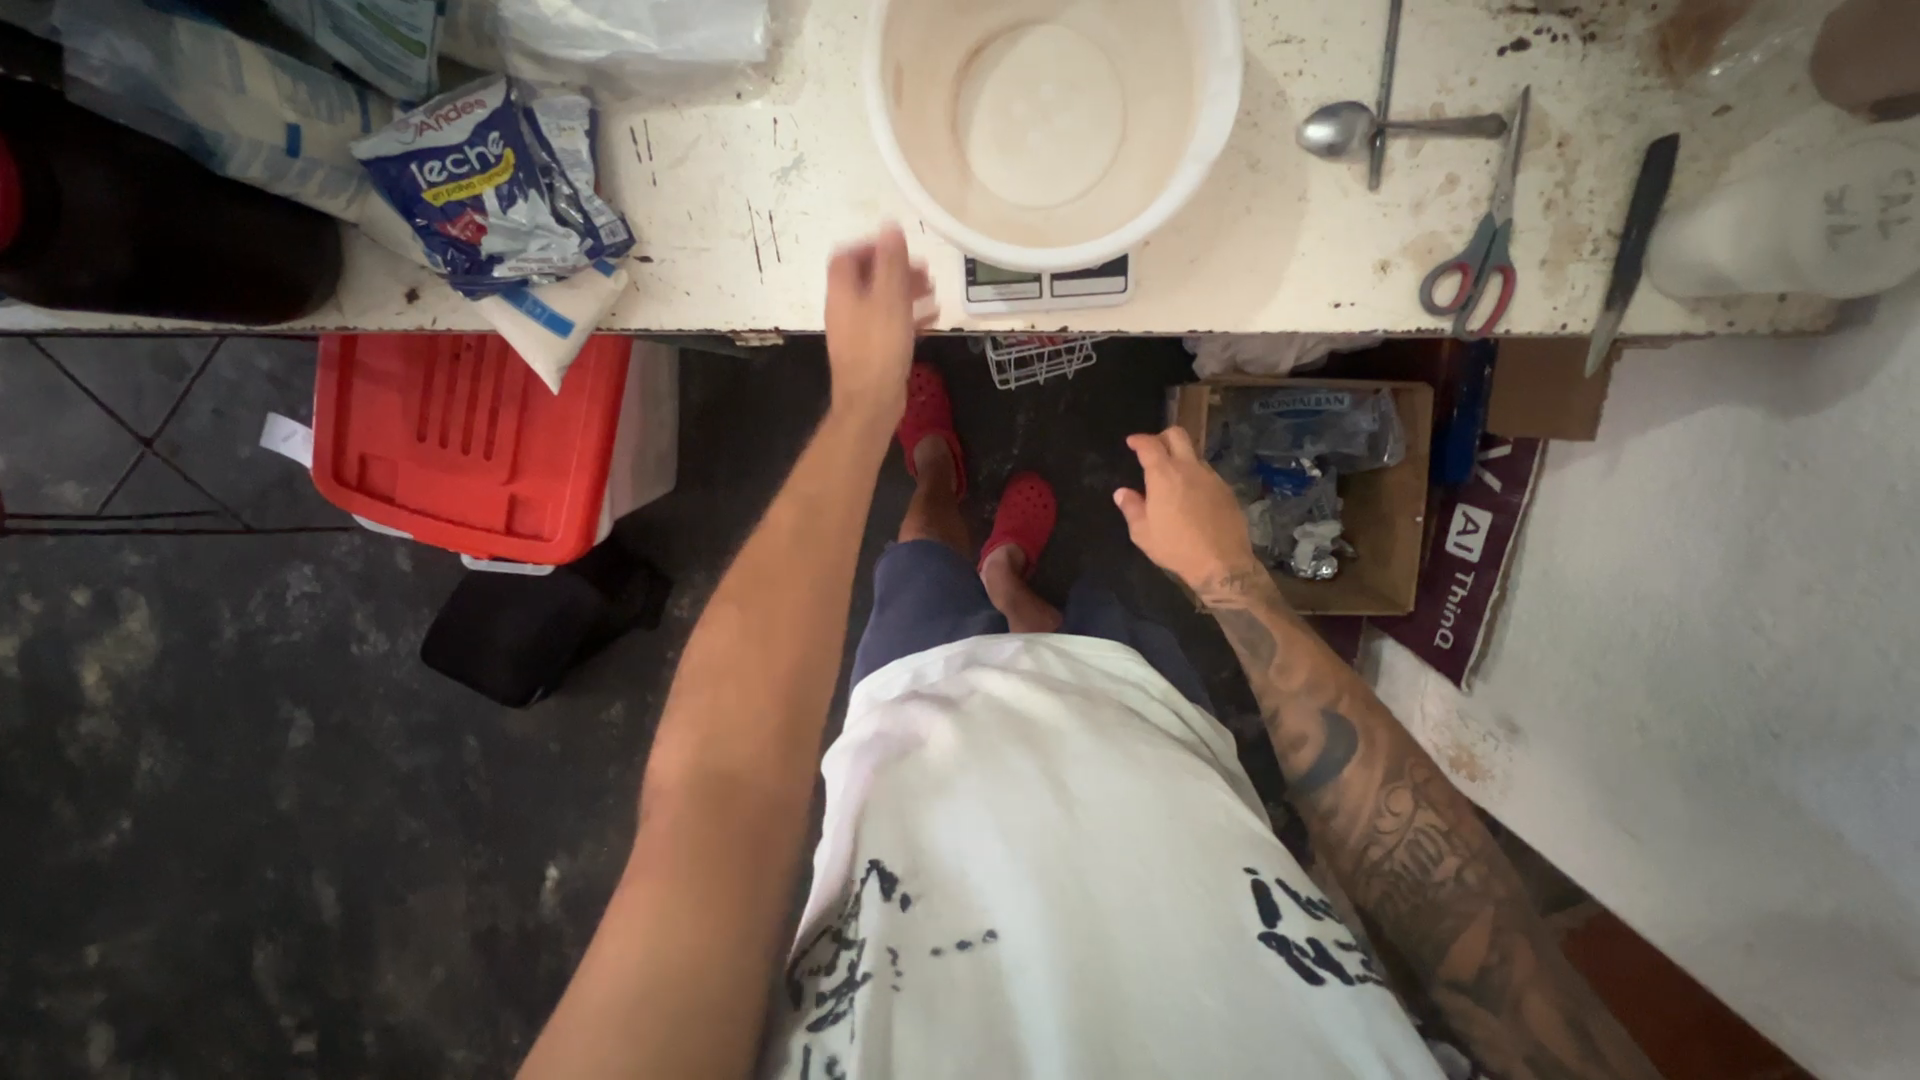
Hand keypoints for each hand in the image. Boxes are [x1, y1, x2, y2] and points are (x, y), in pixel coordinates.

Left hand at [824, 223, 935, 424]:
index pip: (847, 255)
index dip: (871, 246)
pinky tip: (932, 318)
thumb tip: (891, 226)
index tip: (899, 248)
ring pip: (881, 302)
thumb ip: (892, 262)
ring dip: (906, 292)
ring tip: (933, 291)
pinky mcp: (871, 352)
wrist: (871, 403)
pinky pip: (889, 325)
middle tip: (924, 272)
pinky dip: (908, 316)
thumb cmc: (879, 348)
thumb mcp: (889, 299)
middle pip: (867, 278)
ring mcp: (857, 332)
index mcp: (843, 292)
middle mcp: (845, 309)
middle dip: (896, 270)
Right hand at [1115, 427, 1261, 590]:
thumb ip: (1131, 508)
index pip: (1149, 445)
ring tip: (1173, 479)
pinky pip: (1207, 475)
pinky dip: (1195, 478)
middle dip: (1162, 437)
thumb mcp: (1143, 533)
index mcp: (1164, 475)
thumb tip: (1122, 492)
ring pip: (1194, 455)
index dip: (1138, 440)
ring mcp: (1211, 477)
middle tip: (1153, 449)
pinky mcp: (1226, 490)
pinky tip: (1192, 497)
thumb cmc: (1175, 547)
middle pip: (1177, 435)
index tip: (1132, 442)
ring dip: (1181, 459)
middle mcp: (1189, 468)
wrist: (1221, 562)